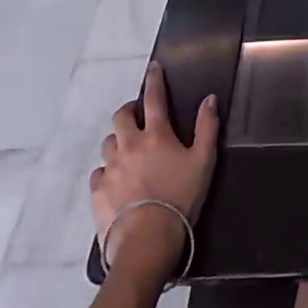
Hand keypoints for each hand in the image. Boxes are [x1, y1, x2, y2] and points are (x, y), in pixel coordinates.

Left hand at [91, 62, 218, 278]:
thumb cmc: (180, 199)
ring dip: (118, 142)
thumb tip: (209, 98)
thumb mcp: (204, 162)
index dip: (154, 80)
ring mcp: (110, 167)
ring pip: (109, 143)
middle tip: (137, 116)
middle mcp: (129, 145)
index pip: (154, 99)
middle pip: (122, 116)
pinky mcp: (98, 189)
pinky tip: (116, 182)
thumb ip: (207, 128)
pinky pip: (100, 173)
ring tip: (128, 152)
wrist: (147, 240)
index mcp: (156, 135)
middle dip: (129, 111)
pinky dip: (108, 172)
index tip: (153, 68)